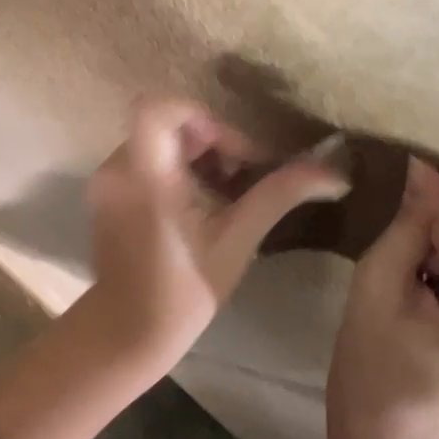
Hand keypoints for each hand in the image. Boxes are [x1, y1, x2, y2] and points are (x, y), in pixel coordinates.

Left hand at [83, 97, 349, 353]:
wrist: (128, 330)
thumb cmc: (186, 289)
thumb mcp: (238, 239)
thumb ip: (280, 194)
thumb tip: (335, 174)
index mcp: (146, 174)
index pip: (158, 107)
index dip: (202, 116)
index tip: (231, 152)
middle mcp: (117, 167)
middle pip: (166, 124)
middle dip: (209, 143)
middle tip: (240, 178)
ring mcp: (105, 180)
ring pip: (155, 142)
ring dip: (194, 158)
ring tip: (223, 196)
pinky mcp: (103, 194)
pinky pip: (142, 161)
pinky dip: (172, 172)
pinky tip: (196, 208)